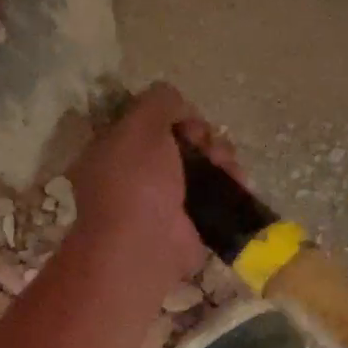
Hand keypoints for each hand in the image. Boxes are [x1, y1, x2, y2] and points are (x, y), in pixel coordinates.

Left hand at [64, 82, 240, 282]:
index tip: (182, 119)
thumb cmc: (134, 182)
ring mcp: (161, 202)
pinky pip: (216, 193)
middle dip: (201, 135)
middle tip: (203, 144)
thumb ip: (158, 101)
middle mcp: (133, 178)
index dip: (169, 114)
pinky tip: (237, 181)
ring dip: (220, 157)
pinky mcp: (188, 222)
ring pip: (201, 165)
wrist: (144, 245)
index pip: (144, 124)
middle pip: (178, 142)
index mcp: (110, 154)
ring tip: (223, 164)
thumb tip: (176, 105)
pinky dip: (230, 184)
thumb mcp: (139, 125)